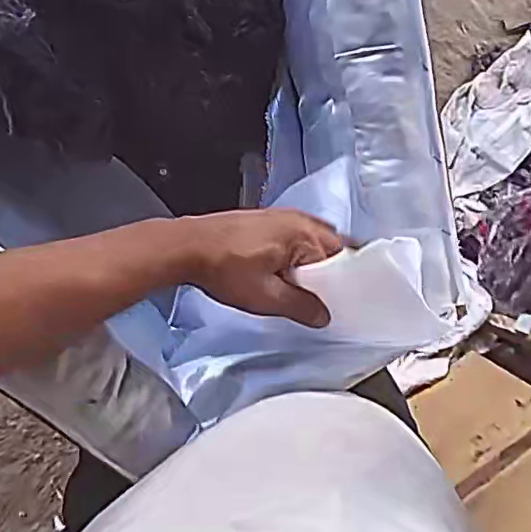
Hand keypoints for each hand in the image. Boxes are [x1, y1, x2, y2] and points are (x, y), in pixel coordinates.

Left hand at [171, 209, 344, 326]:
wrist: (187, 247)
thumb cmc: (220, 265)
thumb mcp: (266, 297)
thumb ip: (300, 307)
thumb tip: (321, 314)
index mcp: (305, 234)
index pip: (343, 260)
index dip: (340, 284)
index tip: (333, 302)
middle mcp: (297, 219)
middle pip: (331, 248)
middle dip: (327, 272)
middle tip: (315, 296)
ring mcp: (280, 217)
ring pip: (312, 242)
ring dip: (310, 263)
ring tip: (294, 285)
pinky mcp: (265, 220)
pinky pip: (293, 237)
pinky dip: (293, 255)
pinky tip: (279, 272)